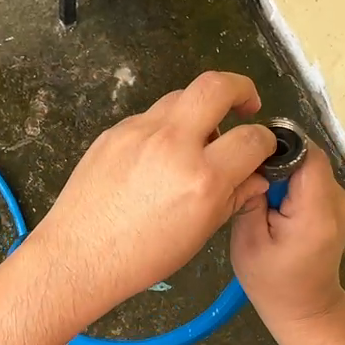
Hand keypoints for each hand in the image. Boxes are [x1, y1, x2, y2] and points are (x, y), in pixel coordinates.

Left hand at [26, 71, 276, 313]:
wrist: (78, 256)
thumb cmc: (142, 258)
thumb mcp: (199, 234)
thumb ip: (233, 197)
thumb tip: (256, 176)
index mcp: (202, 178)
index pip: (252, 138)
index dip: (266, 141)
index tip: (263, 148)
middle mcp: (172, 145)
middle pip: (216, 86)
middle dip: (241, 88)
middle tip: (246, 106)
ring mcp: (138, 133)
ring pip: (180, 97)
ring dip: (199, 110)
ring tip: (198, 140)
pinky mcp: (113, 132)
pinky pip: (150, 117)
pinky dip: (165, 129)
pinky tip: (158, 157)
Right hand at [230, 138, 344, 327]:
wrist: (306, 308)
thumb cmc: (271, 281)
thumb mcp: (247, 242)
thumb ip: (251, 198)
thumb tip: (252, 163)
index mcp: (317, 211)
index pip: (306, 154)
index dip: (277, 148)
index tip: (248, 159)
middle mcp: (339, 200)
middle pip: (307, 157)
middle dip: (276, 162)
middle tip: (249, 183)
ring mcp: (343, 201)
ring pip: (308, 166)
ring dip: (283, 174)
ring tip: (261, 197)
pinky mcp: (338, 204)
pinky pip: (312, 179)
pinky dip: (292, 185)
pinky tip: (275, 205)